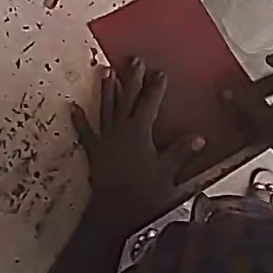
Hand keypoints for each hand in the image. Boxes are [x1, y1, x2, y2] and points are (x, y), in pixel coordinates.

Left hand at [70, 57, 205, 222]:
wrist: (116, 212)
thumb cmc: (145, 193)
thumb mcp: (168, 172)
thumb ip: (181, 152)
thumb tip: (199, 138)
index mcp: (140, 131)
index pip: (150, 102)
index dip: (155, 87)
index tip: (160, 72)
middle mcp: (121, 129)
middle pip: (127, 98)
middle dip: (132, 78)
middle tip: (133, 59)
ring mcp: (105, 138)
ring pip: (106, 108)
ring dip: (107, 90)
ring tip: (106, 71)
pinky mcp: (94, 151)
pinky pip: (85, 132)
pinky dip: (79, 120)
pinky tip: (73, 107)